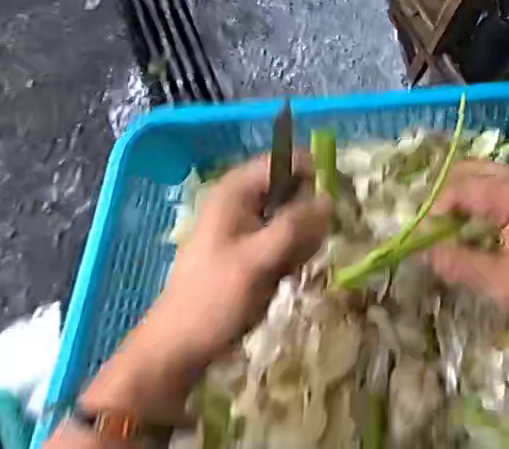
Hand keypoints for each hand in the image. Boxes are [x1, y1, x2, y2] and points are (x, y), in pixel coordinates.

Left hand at [76, 155, 329, 425]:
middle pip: (292, 188)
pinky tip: (282, 277)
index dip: (310, 177)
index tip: (326, 209)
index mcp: (237, 188)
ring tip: (288, 269)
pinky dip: (289, 254)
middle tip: (302, 249)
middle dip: (305, 217)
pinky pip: (282, 238)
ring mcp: (244, 223)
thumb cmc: (214, 298)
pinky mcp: (248, 247)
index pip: (286, 160)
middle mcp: (241, 198)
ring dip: (299, 240)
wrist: (177, 349)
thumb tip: (330, 198)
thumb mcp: (259, 259)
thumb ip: (296, 225)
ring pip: (292, 215)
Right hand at [425, 162, 508, 354]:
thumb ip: (461, 263)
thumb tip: (423, 250)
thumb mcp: (504, 285)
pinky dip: (484, 203)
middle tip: (433, 235)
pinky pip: (502, 187)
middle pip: (471, 173)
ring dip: (466, 200)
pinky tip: (480, 233)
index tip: (420, 239)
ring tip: (453, 236)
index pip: (459, 188)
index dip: (435, 212)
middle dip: (448, 199)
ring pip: (486, 178)